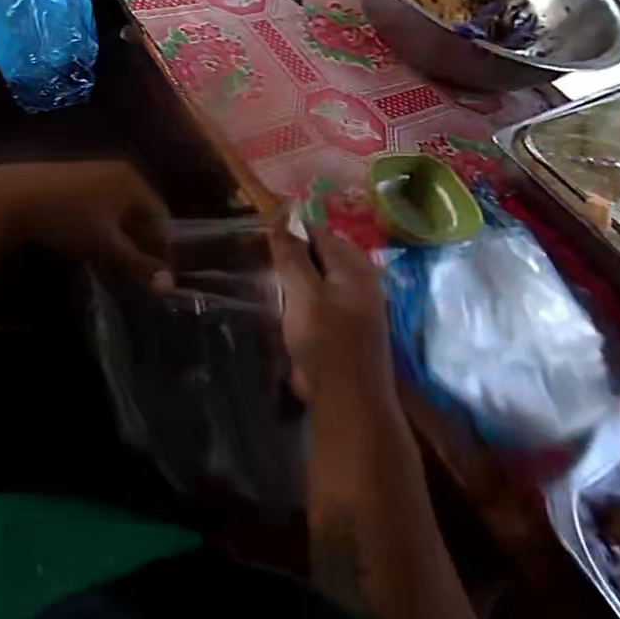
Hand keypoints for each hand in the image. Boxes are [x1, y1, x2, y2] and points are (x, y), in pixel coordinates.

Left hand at [0, 162, 171, 287]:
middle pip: (141, 211)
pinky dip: (104, 221)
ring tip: (113, 256)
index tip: (157, 273)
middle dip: (142, 240)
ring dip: (122, 232)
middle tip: (136, 267)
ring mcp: (94, 170)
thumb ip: (141, 264)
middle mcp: (119, 170)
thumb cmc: (67, 221)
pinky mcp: (74, 176)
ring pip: (120, 207)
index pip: (161, 218)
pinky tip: (89, 238)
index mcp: (133, 182)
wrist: (11, 197)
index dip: (162, 247)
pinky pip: (101, 201)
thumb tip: (168, 284)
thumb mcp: (108, 247)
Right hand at [268, 215, 394, 403]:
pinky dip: (298, 303)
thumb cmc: (325, 339)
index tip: (262, 235)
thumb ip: (292, 257)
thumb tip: (280, 222)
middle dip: (291, 257)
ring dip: (293, 282)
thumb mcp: (303, 293)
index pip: (321, 234)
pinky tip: (280, 310)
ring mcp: (351, 307)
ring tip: (266, 284)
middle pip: (320, 257)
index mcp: (354, 268)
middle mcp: (358, 282)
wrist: (345, 396)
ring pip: (316, 282)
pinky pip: (316, 305)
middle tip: (261, 262)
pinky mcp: (340, 329)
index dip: (292, 231)